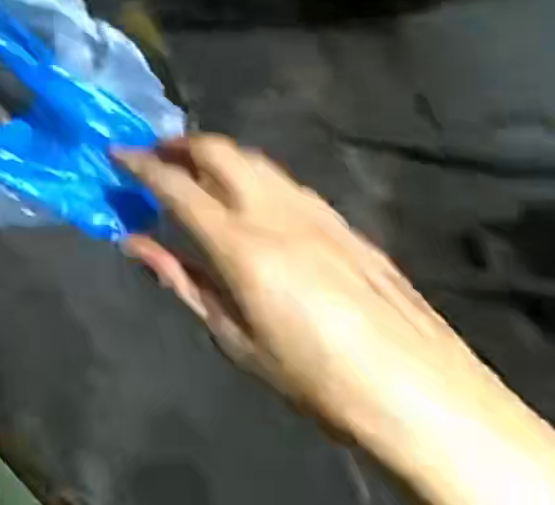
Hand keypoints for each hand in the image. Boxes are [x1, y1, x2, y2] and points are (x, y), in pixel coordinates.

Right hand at [116, 136, 508, 453]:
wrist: (440, 411)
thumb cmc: (319, 381)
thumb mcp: (235, 338)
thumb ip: (181, 279)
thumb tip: (132, 242)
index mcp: (241, 244)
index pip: (175, 184)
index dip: (139, 163)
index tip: (114, 153)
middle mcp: (277, 215)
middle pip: (219, 152)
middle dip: (178, 143)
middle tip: (153, 153)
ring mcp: (319, 217)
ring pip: (256, 160)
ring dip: (217, 154)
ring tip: (196, 169)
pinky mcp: (349, 228)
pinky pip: (287, 183)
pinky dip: (254, 174)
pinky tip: (252, 199)